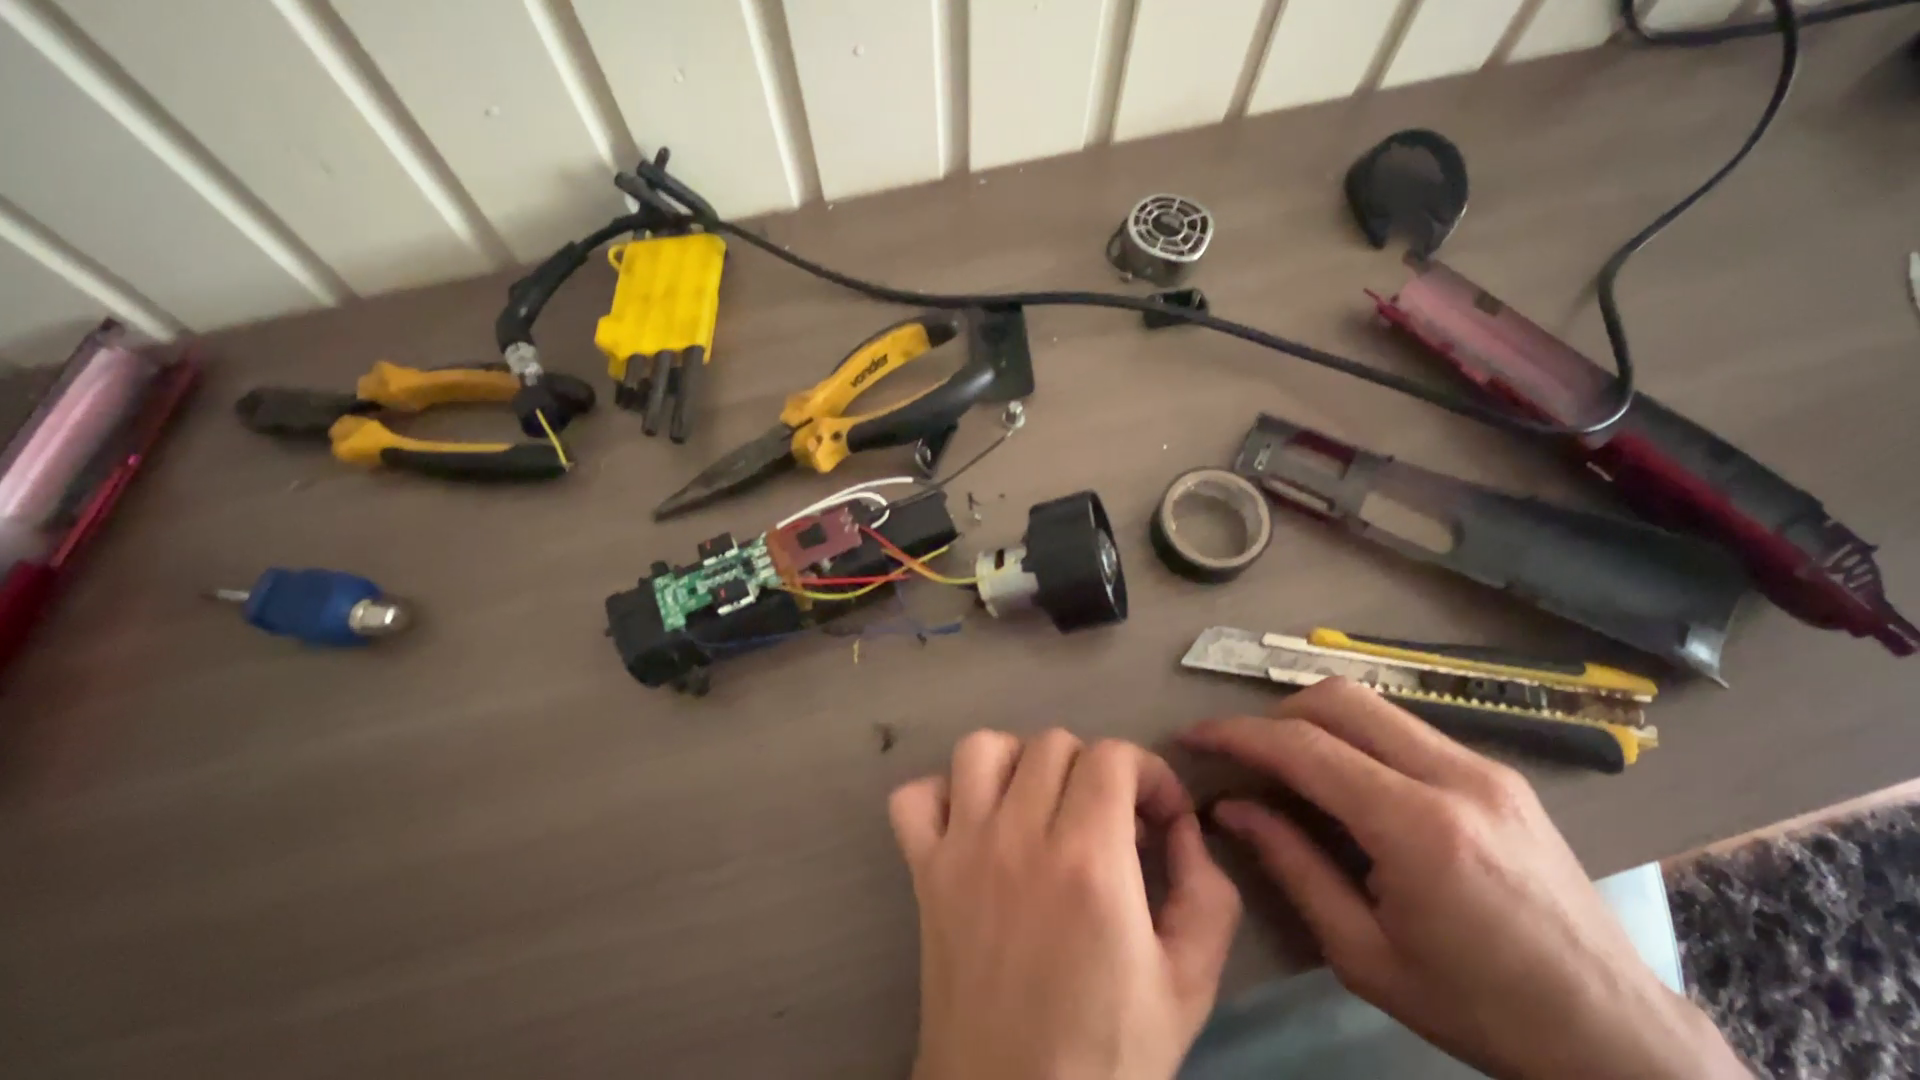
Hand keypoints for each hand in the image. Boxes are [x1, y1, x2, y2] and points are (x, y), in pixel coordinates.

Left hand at [890, 730, 1241, 1079]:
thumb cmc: (1109, 1053)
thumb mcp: (1191, 982)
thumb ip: (1206, 893)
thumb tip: (1184, 830)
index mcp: (1090, 861)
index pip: (1113, 756)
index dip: (1150, 774)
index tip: (1161, 819)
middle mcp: (1019, 838)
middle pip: (1054, 744)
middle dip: (1097, 770)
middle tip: (1113, 824)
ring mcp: (961, 851)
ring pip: (982, 748)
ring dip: (1021, 763)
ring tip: (1045, 808)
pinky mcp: (923, 874)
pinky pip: (914, 797)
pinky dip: (943, 793)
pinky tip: (976, 825)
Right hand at [1182, 680, 1749, 1079]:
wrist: (1612, 1030)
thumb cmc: (1478, 1008)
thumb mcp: (1365, 954)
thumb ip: (1293, 868)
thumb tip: (1234, 809)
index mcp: (1419, 828)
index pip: (1305, 747)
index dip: (1237, 734)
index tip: (1192, 738)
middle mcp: (1456, 776)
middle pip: (1340, 700)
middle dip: (1274, 714)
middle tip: (1241, 756)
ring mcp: (1487, 768)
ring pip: (1375, 706)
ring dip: (1316, 722)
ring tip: (1286, 768)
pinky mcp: (1502, 775)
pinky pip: (1408, 731)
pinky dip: (1358, 739)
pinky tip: (1347, 784)